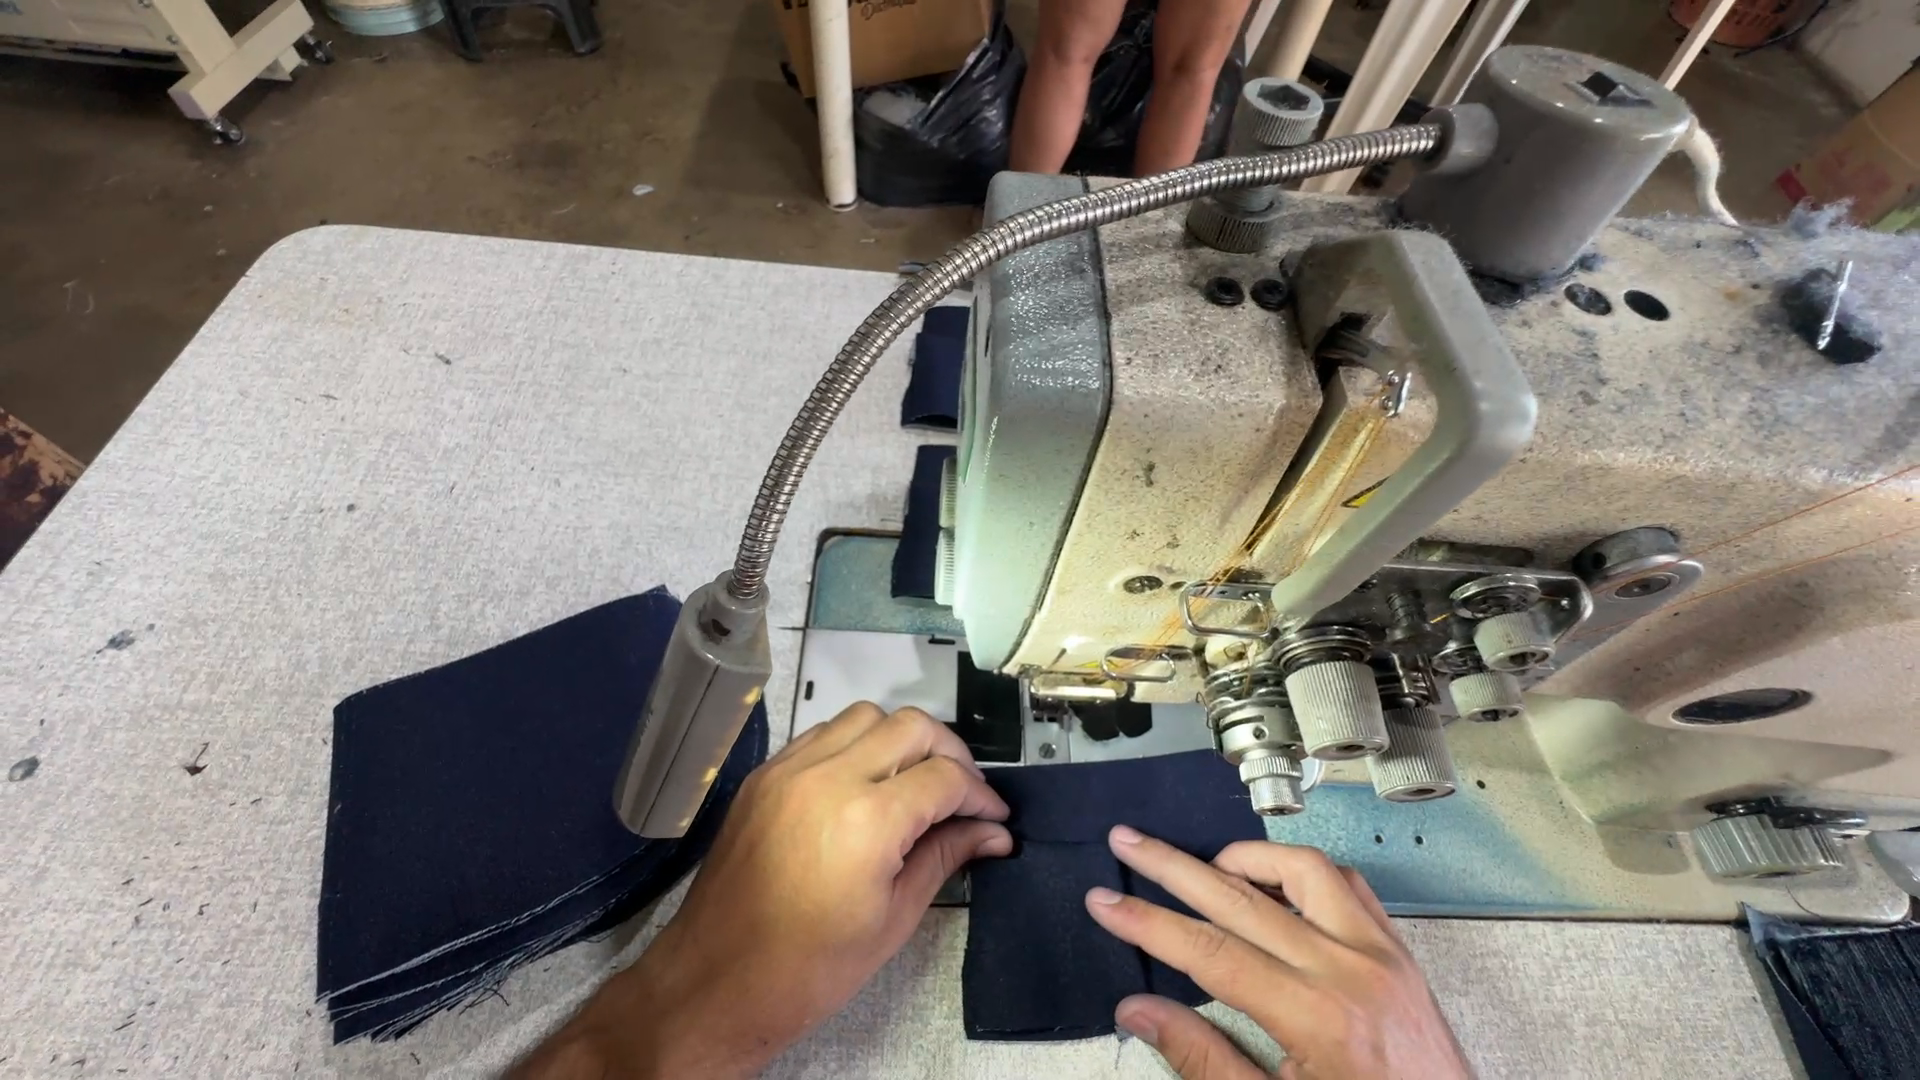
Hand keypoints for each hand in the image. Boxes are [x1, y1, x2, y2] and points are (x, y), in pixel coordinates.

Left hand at [516, 703, 1011, 1078]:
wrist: (713, 983)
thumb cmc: (811, 970)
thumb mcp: (893, 920)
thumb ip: (946, 857)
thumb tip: (995, 832)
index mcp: (867, 820)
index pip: (944, 777)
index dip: (980, 794)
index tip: (994, 816)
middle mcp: (828, 776)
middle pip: (911, 726)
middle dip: (950, 752)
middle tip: (962, 791)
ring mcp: (790, 768)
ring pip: (866, 715)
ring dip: (901, 738)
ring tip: (913, 779)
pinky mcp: (766, 772)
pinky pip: (823, 731)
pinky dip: (856, 742)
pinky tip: (865, 779)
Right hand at [1084, 827, 1470, 1079]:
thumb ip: (1202, 1059)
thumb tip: (1134, 1008)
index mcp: (1318, 1019)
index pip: (1209, 953)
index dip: (1147, 923)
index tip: (1103, 901)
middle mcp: (1349, 969)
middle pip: (1240, 895)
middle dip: (1172, 866)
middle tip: (1126, 841)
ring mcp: (1380, 953)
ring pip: (1301, 868)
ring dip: (1243, 859)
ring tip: (1202, 868)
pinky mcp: (1399, 952)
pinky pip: (1347, 883)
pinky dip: (1301, 872)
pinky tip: (1272, 885)